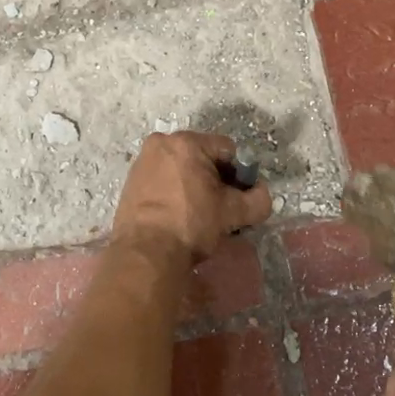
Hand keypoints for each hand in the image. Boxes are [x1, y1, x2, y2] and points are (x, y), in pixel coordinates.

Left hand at [110, 131, 272, 262]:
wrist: (145, 253)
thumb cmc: (190, 225)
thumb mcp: (231, 213)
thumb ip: (257, 200)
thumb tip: (263, 194)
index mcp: (186, 142)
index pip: (227, 149)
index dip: (238, 173)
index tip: (236, 198)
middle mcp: (162, 143)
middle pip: (202, 156)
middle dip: (214, 179)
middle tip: (218, 208)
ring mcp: (143, 160)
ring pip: (181, 168)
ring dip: (193, 185)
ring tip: (197, 215)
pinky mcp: (131, 180)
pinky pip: (162, 178)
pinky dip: (173, 191)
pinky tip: (176, 216)